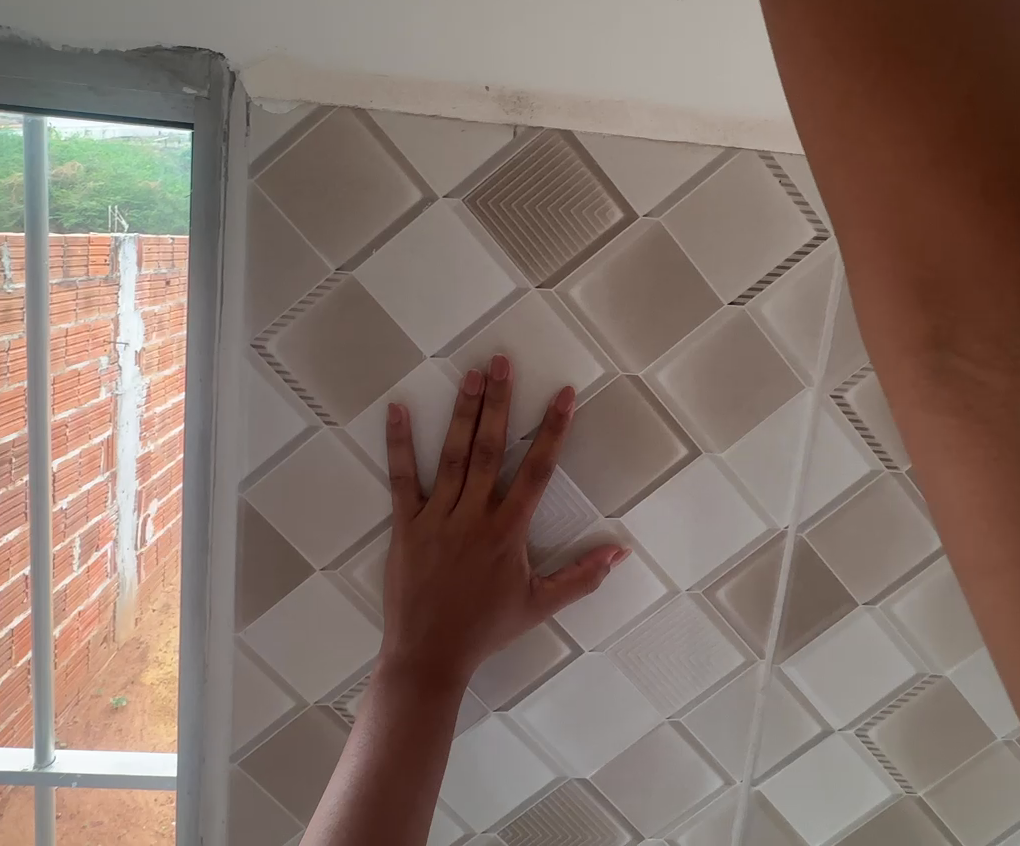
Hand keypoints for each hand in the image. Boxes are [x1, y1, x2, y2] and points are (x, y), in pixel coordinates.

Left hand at [376, 354, 628, 690]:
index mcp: (509, 531)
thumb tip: (622, 552)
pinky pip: (402, 479)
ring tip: (471, 374)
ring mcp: (438, 518)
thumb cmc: (487, 628)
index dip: (552, 430)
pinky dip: (399, 444)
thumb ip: (582, 576)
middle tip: (503, 361)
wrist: (430, 657)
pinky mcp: (406, 525)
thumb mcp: (540, 604)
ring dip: (463, 413)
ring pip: (453, 457)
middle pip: (491, 450)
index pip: (538, 471)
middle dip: (500, 403)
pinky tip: (398, 409)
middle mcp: (475, 516)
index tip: (562, 394)